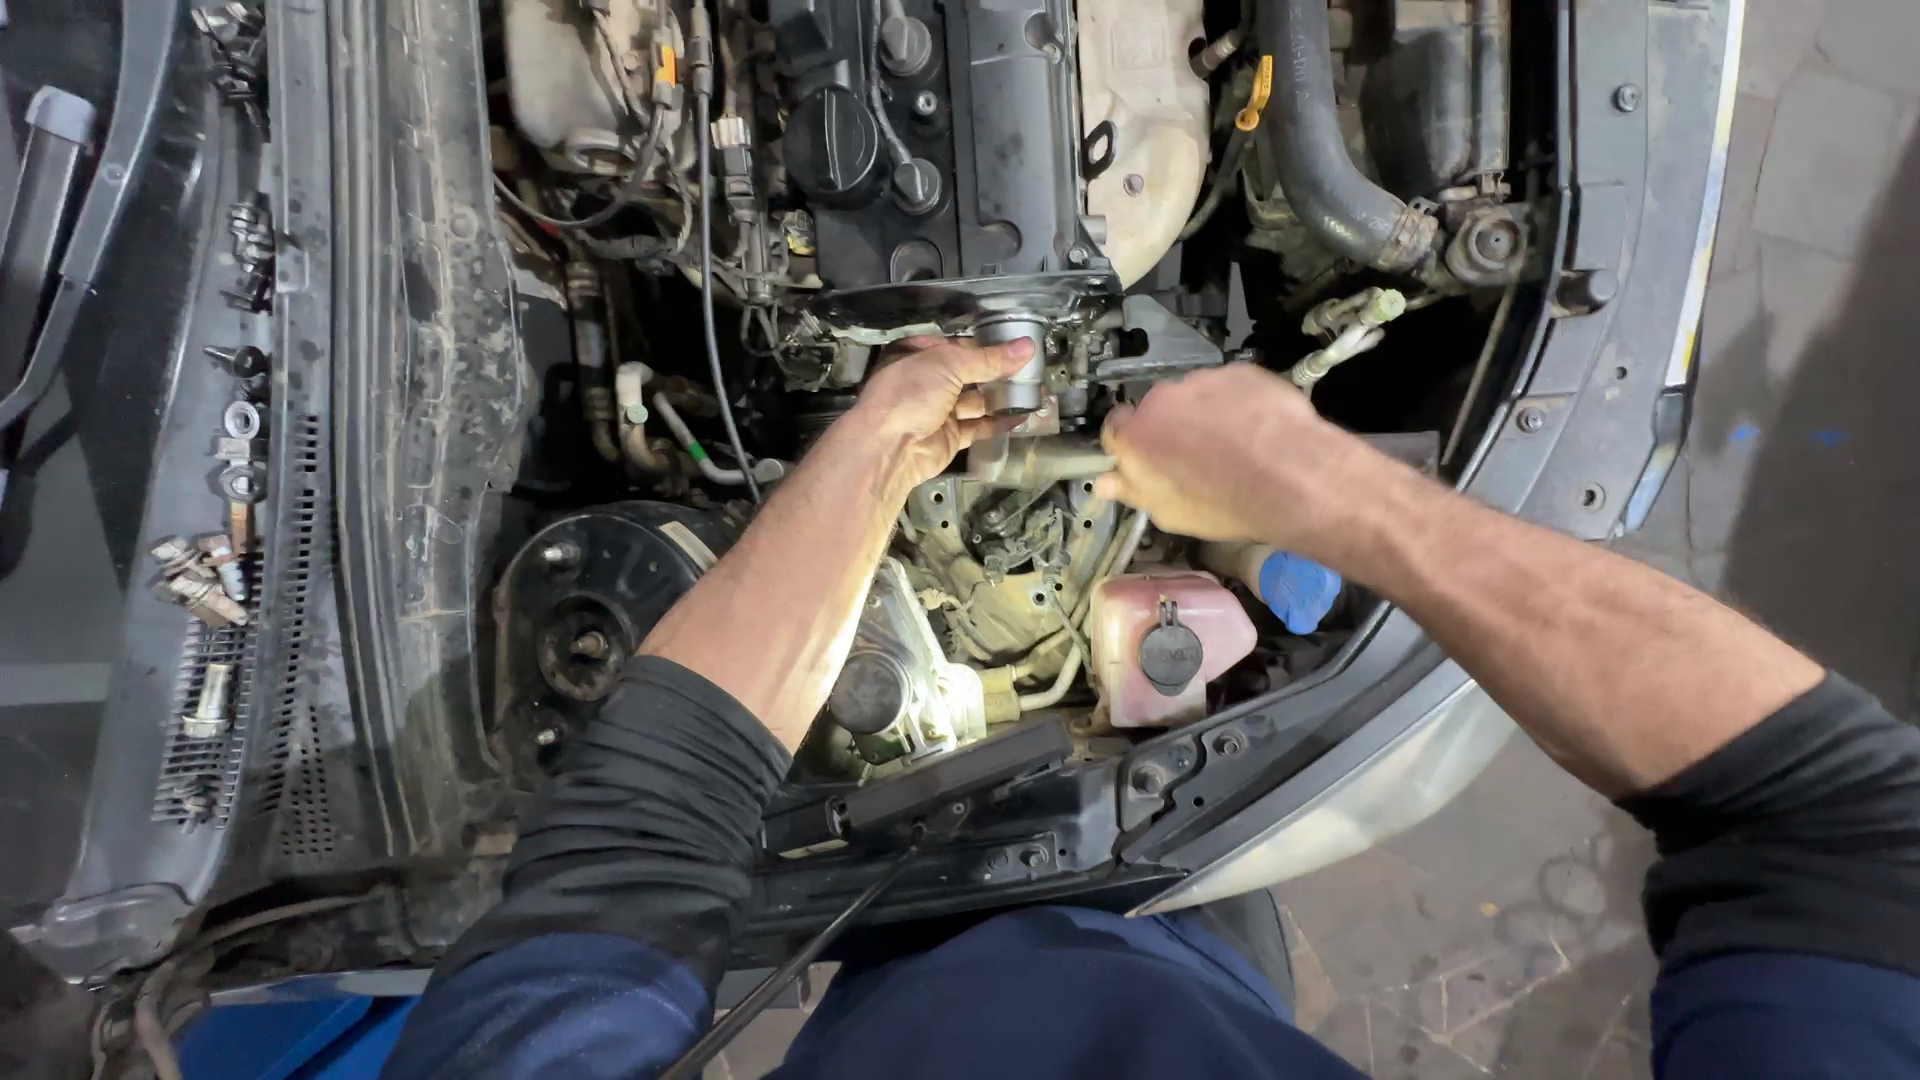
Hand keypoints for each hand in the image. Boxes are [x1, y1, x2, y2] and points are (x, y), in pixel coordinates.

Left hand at [838, 334, 1033, 491]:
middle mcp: (925, 382)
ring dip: (1001, 398)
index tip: (1015, 345)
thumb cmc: (908, 394)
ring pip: (975, 401)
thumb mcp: (949, 365)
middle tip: (1030, 368)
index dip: (984, 346)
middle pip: (968, 374)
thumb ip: (989, 359)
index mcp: (916, 355)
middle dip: (996, 372)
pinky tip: (1020, 416)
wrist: (890, 447)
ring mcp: (936, 411)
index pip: (956, 346)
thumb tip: (1025, 348)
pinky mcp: (948, 437)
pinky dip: (998, 422)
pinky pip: (977, 427)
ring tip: (1033, 391)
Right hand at [1093, 363, 1403, 559]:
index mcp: (1135, 437)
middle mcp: (1161, 401)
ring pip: (1193, 396)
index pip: (1115, 428)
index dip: (1130, 442)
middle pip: (1156, 410)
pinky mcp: (1238, 372)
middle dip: (1169, 428)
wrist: (1289, 477)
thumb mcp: (1169, 512)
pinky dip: (1236, 402)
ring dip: (1203, 413)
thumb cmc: (1225, 503)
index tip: (1145, 455)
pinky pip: (1229, 385)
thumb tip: (1107, 482)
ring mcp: (1201, 382)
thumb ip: (1133, 491)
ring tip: (1231, 444)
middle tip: (1194, 457)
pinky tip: (1254, 429)